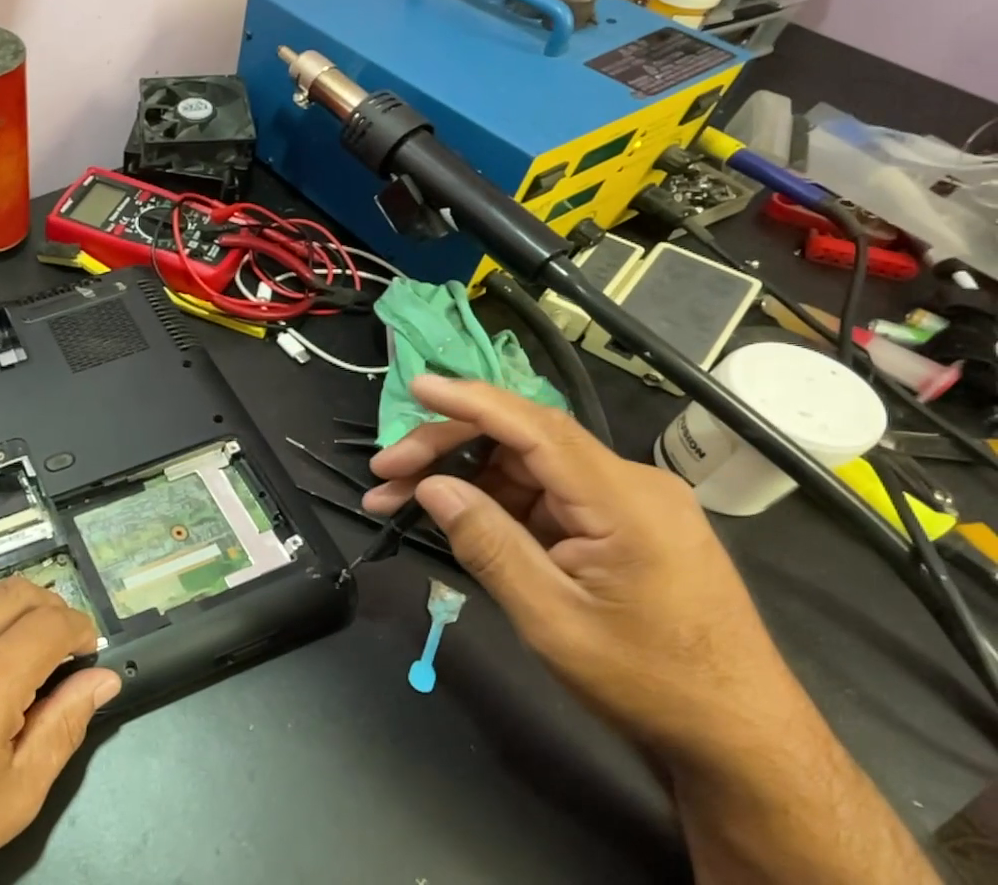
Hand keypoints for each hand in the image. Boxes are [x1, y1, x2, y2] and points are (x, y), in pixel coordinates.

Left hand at [0, 578, 120, 884]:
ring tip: (6, 657)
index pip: (50, 622)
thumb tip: (103, 679)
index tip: (85, 646)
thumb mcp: (16, 793)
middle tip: (55, 645)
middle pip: (14, 592)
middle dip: (46, 610)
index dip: (79, 628)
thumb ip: (66, 724)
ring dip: (1, 614)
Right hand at [360, 375, 807, 761]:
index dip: (470, 401)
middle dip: (447, 450)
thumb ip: (488, 545)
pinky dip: (496, 505)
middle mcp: (631, 485)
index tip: (415, 386)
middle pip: (523, 443)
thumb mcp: (551, 619)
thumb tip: (432, 487)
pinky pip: (548, 498)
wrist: (740, 737)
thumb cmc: (648, 681)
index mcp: (623, 501)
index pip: (534, 427)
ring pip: (529, 470)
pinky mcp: (624, 527)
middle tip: (383, 475)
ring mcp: (630, 505)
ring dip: (464, 481)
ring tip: (399, 502)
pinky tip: (456, 521)